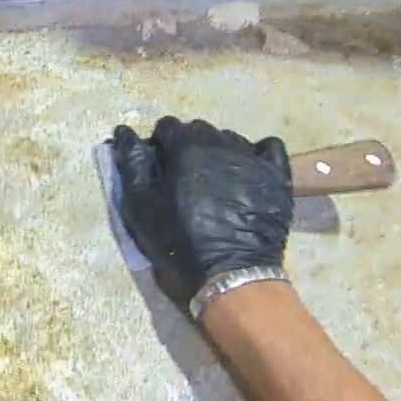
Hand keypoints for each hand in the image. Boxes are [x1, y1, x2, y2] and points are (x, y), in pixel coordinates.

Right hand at [110, 117, 294, 301]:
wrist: (229, 274)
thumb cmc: (178, 240)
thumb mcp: (141, 206)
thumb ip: (131, 164)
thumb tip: (124, 132)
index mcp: (185, 146)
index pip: (167, 126)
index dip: (159, 145)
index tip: (159, 167)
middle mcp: (220, 142)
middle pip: (199, 130)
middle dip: (188, 145)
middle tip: (185, 176)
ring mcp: (252, 157)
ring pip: (230, 139)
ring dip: (218, 151)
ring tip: (215, 179)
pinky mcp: (277, 175)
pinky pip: (268, 147)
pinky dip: (256, 154)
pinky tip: (248, 171)